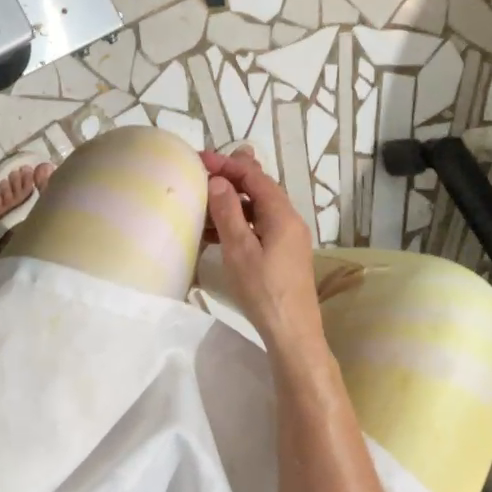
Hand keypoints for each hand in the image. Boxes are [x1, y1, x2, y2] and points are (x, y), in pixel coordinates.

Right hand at [200, 147, 320, 334]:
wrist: (292, 332)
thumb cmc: (263, 290)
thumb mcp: (239, 249)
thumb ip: (228, 212)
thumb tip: (218, 180)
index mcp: (282, 215)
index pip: (254, 176)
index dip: (227, 164)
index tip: (199, 159)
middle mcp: (289, 220)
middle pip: (258, 188)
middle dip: (230, 177)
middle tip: (200, 172)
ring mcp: (287, 237)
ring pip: (257, 207)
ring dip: (230, 201)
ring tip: (201, 201)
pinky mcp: (282, 253)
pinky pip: (257, 225)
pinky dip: (236, 221)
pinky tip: (214, 231)